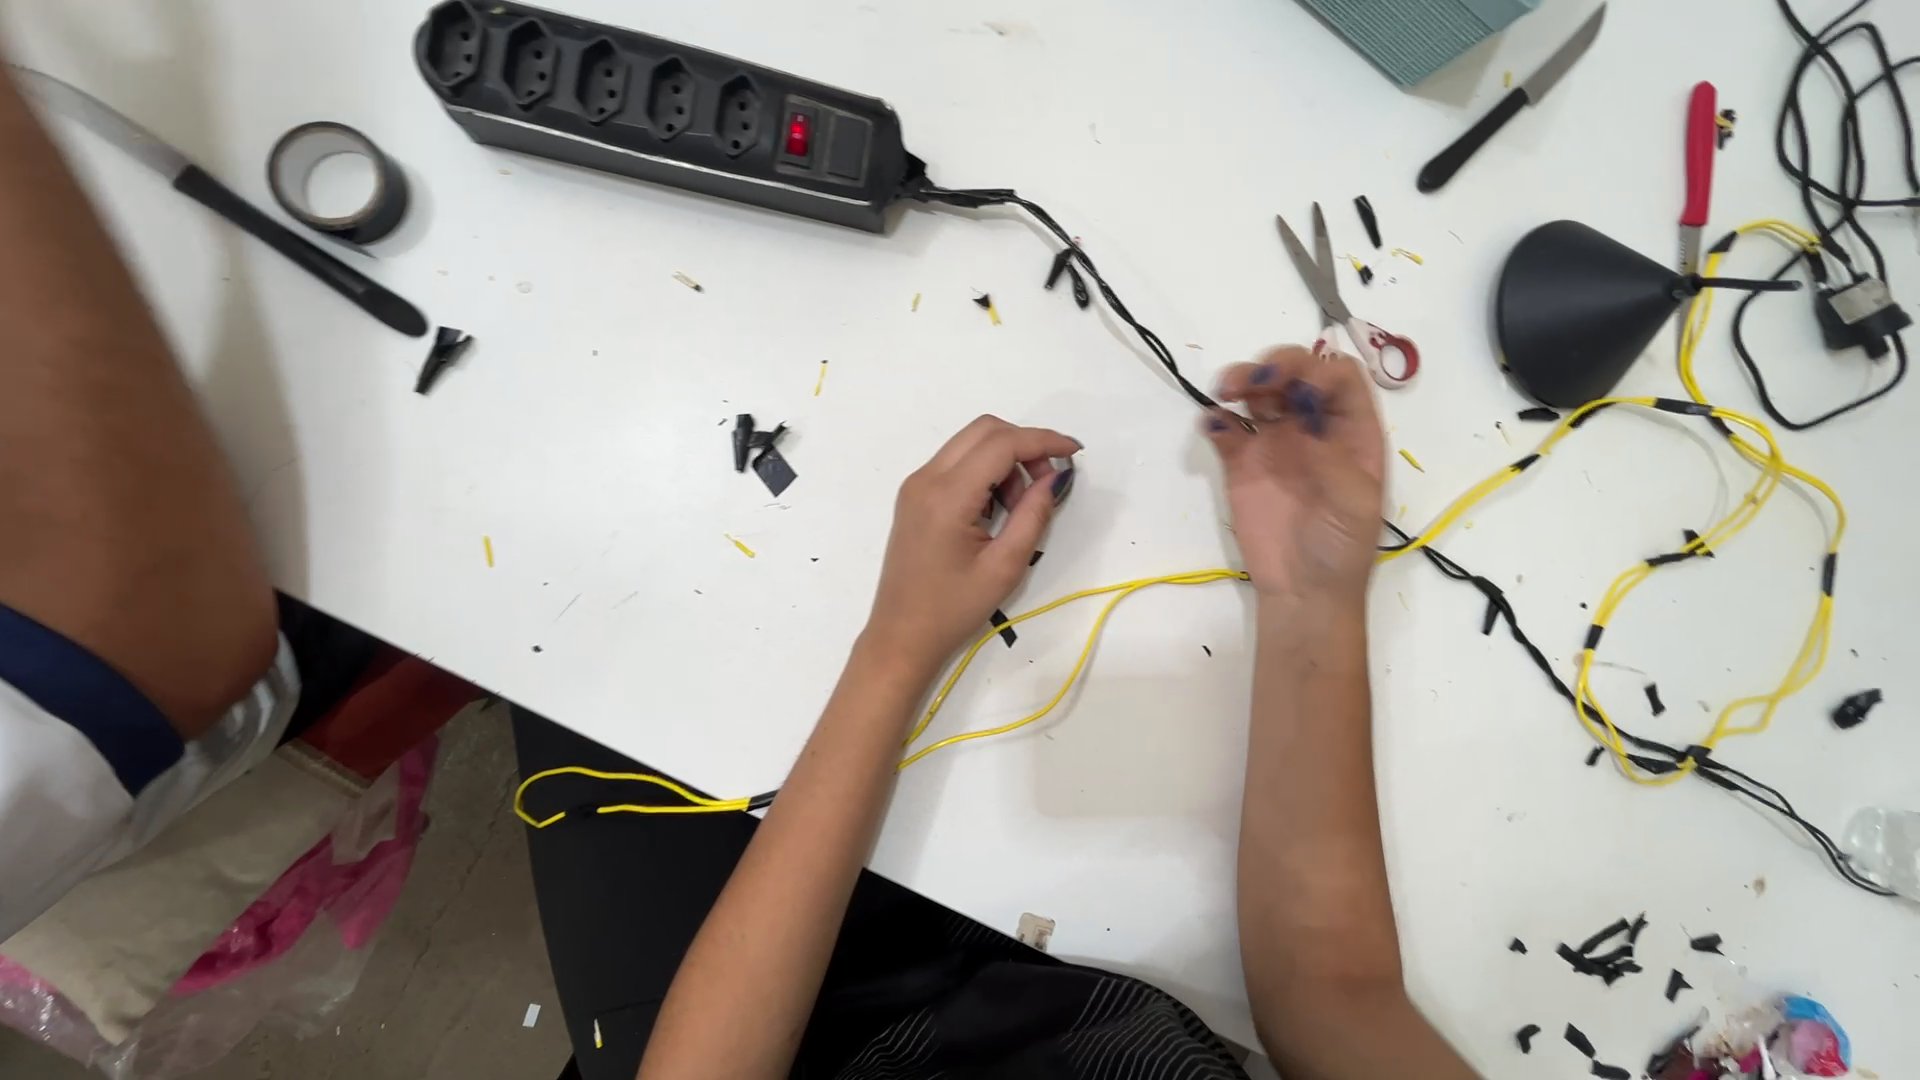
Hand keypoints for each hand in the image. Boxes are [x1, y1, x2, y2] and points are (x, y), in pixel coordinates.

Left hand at [865, 415, 1079, 669]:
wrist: (902, 635)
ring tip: (1019, 508)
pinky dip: (985, 471)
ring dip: (1005, 459)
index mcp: (947, 496)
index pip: (1002, 444)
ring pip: (970, 443)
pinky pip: (956, 463)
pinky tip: (996, 509)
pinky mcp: (914, 495)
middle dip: (1024, 445)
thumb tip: (1055, 477)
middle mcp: (925, 479)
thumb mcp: (1005, 566)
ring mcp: (915, 485)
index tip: (1074, 452)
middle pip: (984, 430)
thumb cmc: (953, 609)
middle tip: (1046, 484)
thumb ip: (1034, 515)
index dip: (1043, 441)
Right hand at [1204, 346, 1385, 601]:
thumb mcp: (1355, 504)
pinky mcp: (1240, 462)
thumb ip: (1333, 459)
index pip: (1339, 377)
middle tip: (1253, 383)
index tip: (1294, 388)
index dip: (1317, 370)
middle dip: (1275, 366)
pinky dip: (1215, 418)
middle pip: (1295, 374)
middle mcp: (1312, 427)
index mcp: (1351, 431)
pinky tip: (1212, 424)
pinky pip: (1226, 427)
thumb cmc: (1341, 548)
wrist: (1302, 590)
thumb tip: (1300, 424)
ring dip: (1242, 379)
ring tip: (1225, 390)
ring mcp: (1274, 443)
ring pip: (1257, 392)